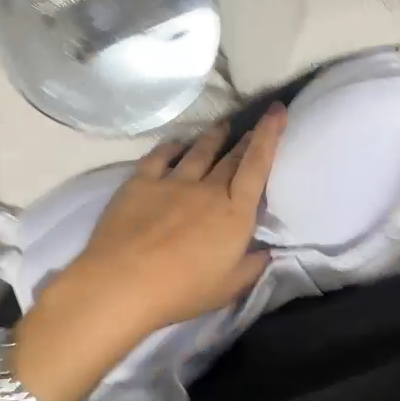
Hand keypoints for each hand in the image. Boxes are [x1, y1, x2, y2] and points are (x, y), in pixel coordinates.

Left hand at [12, 106, 286, 400]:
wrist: (122, 285)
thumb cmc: (182, 290)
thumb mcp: (230, 287)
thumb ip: (254, 266)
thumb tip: (269, 251)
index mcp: (235, 211)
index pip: (258, 164)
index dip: (270, 134)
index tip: (277, 110)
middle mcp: (208, 188)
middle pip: (232, 156)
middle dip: (246, 138)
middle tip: (255, 124)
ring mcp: (173, 182)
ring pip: (200, 151)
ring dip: (214, 137)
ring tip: (222, 126)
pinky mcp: (140, 183)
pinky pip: (160, 157)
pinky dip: (172, 147)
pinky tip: (177, 143)